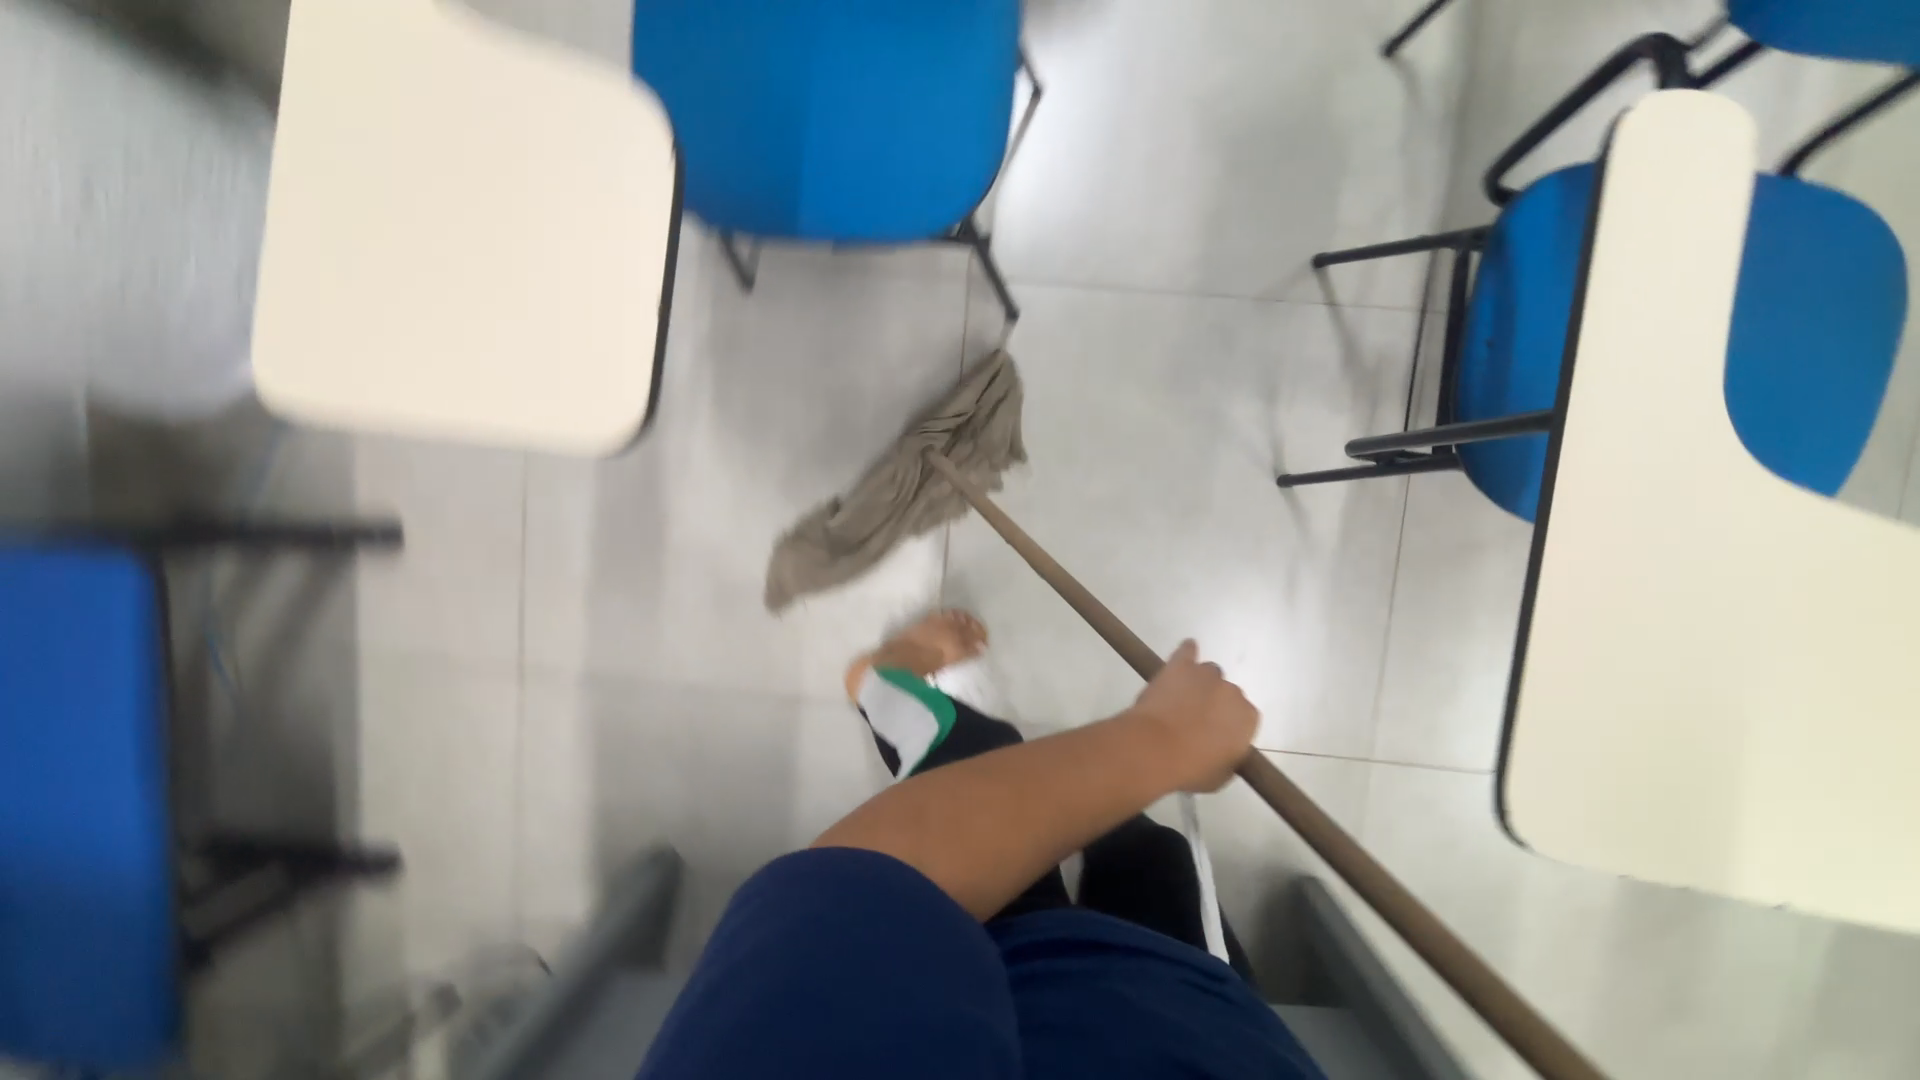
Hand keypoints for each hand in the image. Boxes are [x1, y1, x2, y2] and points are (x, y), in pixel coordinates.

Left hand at [1126, 640, 1258, 793]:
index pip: (1244, 718)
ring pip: (1209, 674)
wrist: (1155, 748)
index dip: (1227, 726)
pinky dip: (1187, 652)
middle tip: (1193, 720)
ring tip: (1182, 698)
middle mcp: (1232, 692)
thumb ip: (1229, 759)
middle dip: (1213, 705)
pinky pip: (1188, 651)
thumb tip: (1223, 752)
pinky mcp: (1180, 665)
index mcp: (1247, 719)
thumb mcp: (1220, 776)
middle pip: (1226, 694)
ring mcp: (1206, 675)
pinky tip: (1186, 652)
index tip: (1212, 735)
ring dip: (1199, 684)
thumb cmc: (1190, 769)